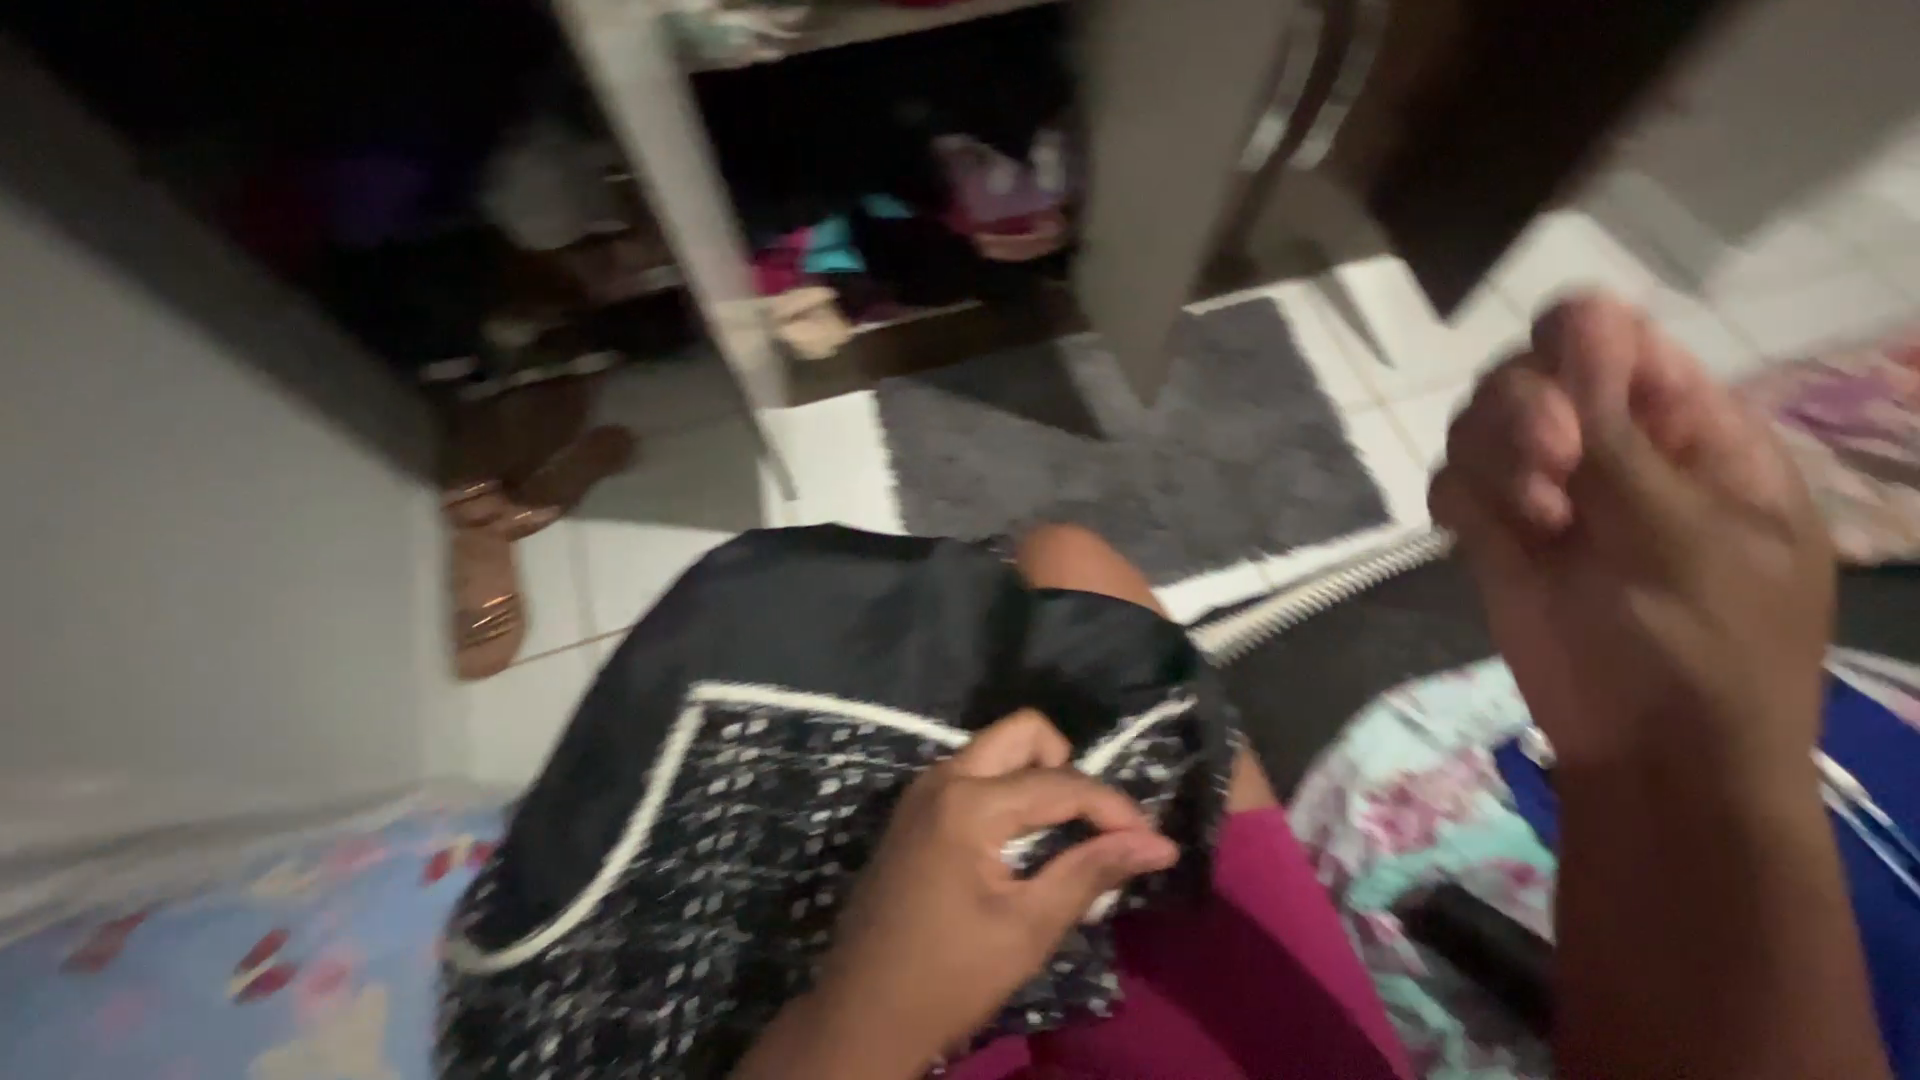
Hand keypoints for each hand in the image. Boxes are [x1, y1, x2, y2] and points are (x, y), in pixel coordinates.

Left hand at [737, 709, 1176, 1079]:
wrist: (861, 1013)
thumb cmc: (948, 977)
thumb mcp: (1028, 929)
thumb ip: (1091, 872)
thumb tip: (1158, 844)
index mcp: (967, 803)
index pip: (1060, 783)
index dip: (1114, 809)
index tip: (1153, 842)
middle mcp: (941, 778)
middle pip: (1022, 733)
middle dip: (1067, 766)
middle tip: (1092, 824)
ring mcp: (922, 791)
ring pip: (995, 749)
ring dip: (1036, 776)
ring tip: (1063, 834)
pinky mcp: (914, 810)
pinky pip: (973, 773)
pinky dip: (1007, 790)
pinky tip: (1021, 840)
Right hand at [1429, 293, 1833, 779]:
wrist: (1649, 751)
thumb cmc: (1703, 646)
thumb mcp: (1678, 533)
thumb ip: (1614, 429)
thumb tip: (1581, 314)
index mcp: (1688, 427)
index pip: (1610, 339)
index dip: (1572, 361)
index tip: (1565, 427)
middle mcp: (1607, 444)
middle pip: (1526, 373)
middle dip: (1520, 422)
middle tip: (1549, 491)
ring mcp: (1544, 489)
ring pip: (1477, 424)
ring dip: (1489, 465)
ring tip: (1531, 529)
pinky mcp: (1492, 533)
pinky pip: (1450, 483)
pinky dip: (1460, 503)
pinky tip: (1493, 543)